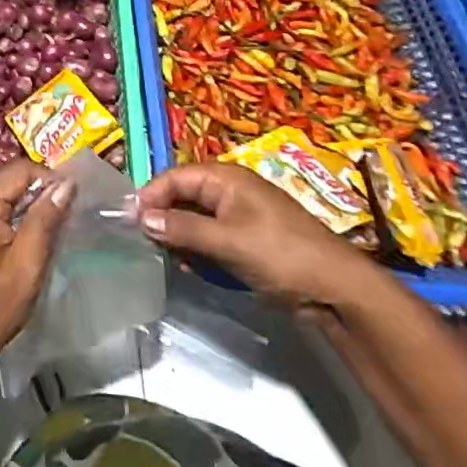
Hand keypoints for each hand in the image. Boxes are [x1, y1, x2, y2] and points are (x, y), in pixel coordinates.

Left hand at [0, 159, 73, 367]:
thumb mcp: (25, 266)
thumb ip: (45, 220)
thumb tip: (66, 184)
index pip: (20, 168)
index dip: (50, 178)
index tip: (73, 201)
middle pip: (7, 178)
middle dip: (37, 192)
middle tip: (63, 218)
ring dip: (22, 206)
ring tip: (47, 231)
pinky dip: (6, 216)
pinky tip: (21, 241)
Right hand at [137, 163, 372, 304]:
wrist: (337, 289)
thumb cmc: (281, 254)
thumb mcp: (227, 242)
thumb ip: (183, 229)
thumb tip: (141, 217)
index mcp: (226, 178)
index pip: (174, 177)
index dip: (149, 195)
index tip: (128, 220)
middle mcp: (230, 189)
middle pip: (182, 195)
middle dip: (161, 215)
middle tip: (140, 239)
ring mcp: (239, 214)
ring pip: (193, 217)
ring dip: (176, 234)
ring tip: (160, 254)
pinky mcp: (246, 238)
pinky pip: (209, 235)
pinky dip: (194, 247)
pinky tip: (186, 265)